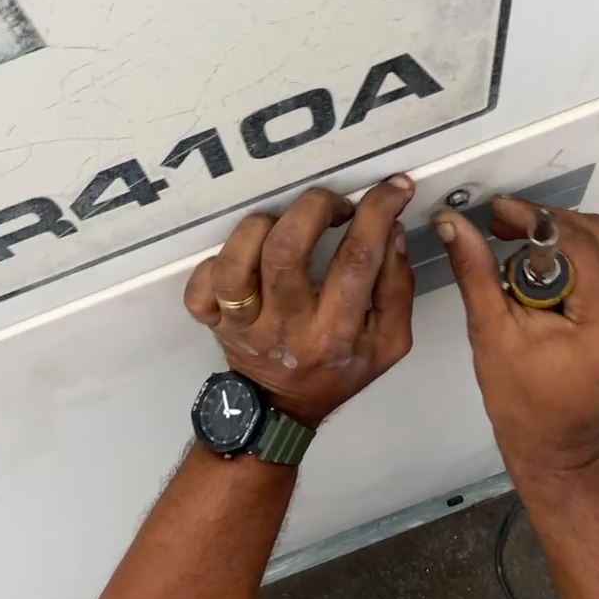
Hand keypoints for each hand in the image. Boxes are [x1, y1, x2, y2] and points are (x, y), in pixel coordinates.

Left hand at [184, 176, 416, 425]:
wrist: (281, 410)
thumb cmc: (336, 371)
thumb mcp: (387, 342)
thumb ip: (397, 288)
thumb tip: (391, 232)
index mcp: (334, 333)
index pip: (356, 260)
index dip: (376, 212)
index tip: (392, 189)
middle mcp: (285, 327)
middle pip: (286, 251)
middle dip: (314, 208)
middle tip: (333, 205)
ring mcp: (243, 325)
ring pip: (236, 263)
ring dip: (261, 227)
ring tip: (285, 225)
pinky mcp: (213, 321)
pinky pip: (202, 285)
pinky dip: (217, 261)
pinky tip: (245, 258)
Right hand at [434, 197, 598, 479]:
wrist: (555, 443)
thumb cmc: (522, 400)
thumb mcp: (492, 331)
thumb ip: (476, 271)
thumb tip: (452, 224)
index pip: (576, 243)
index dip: (532, 219)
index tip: (495, 212)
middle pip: (596, 235)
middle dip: (545, 224)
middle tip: (500, 226)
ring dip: (558, 237)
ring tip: (513, 245)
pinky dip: (572, 256)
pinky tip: (537, 267)